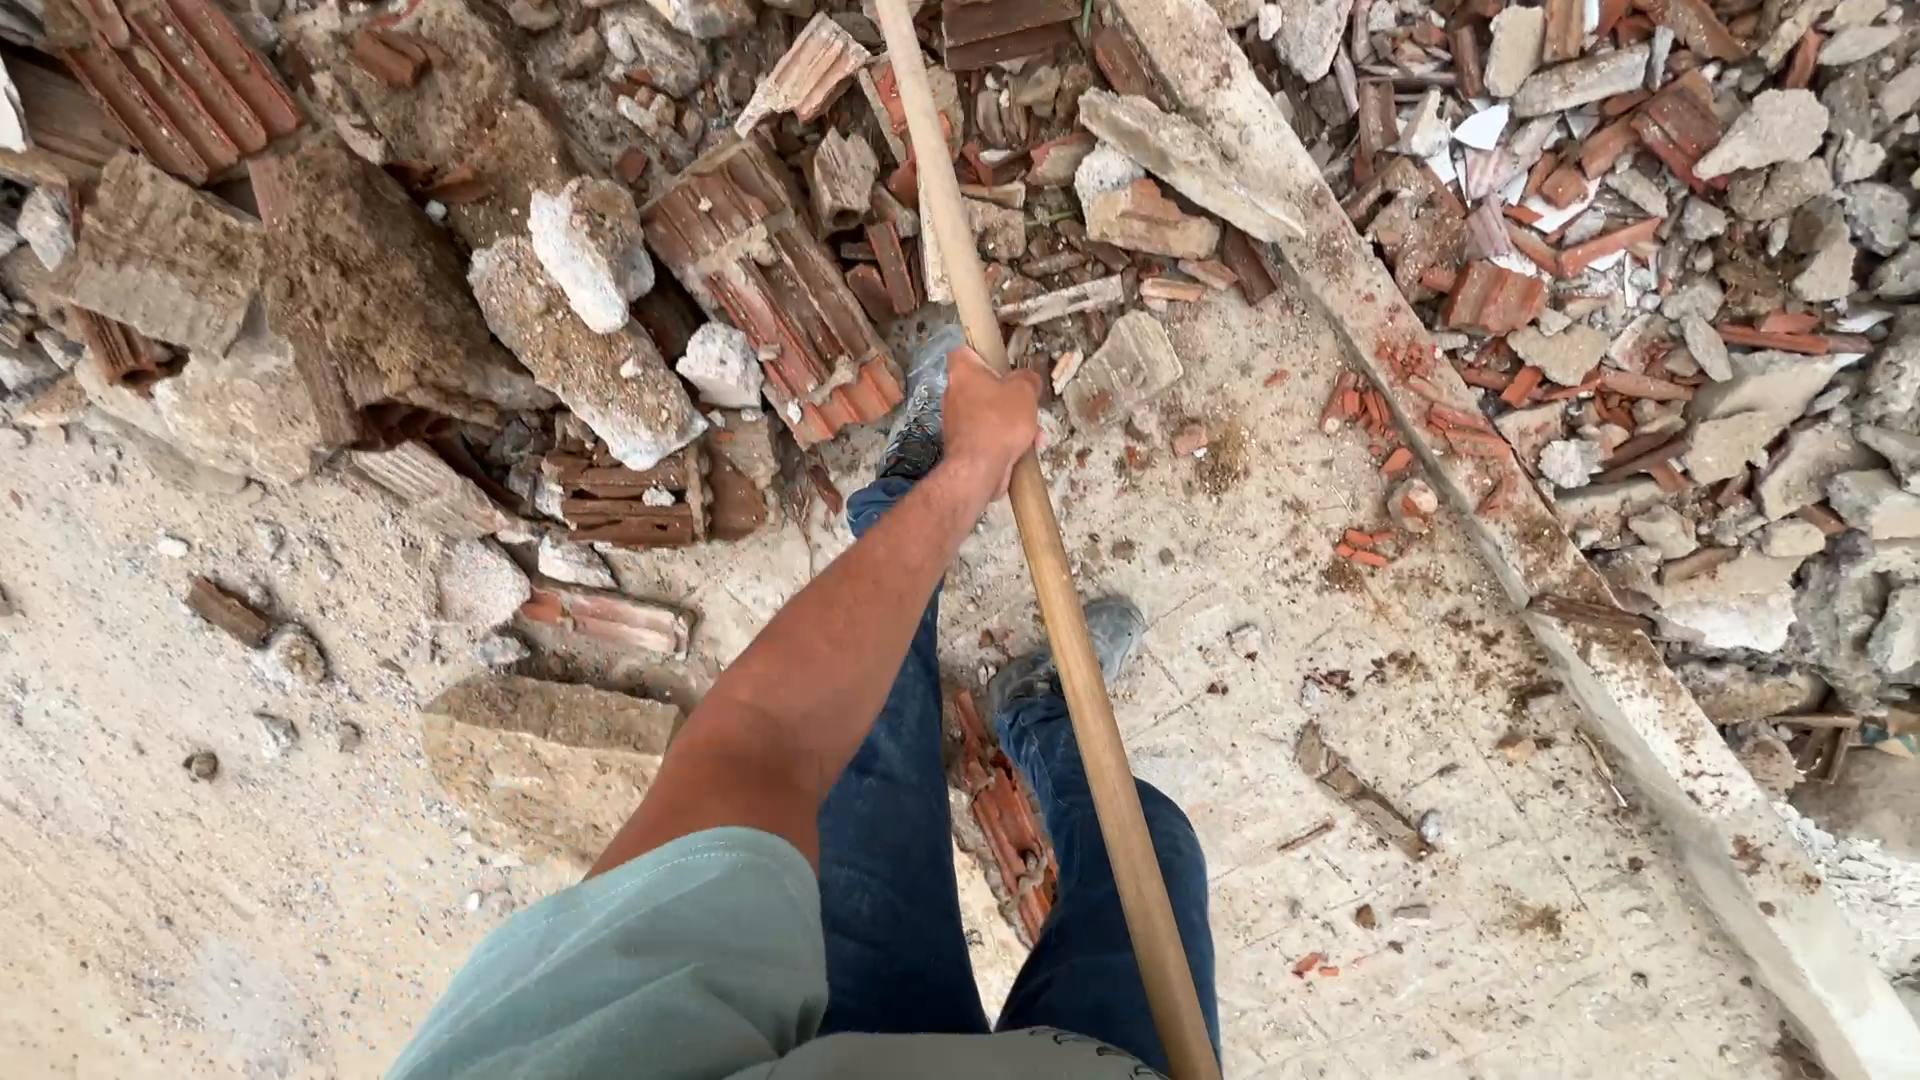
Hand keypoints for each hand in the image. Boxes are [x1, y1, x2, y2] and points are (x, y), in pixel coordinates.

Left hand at [942, 344, 1040, 499]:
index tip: (1000, 362)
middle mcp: (953, 395)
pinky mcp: (963, 445)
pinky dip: (1004, 440)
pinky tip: (1026, 449)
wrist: (980, 469)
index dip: (981, 352)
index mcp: (962, 372)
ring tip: (1034, 433)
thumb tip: (1027, 379)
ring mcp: (956, 422)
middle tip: (1027, 402)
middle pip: (982, 386)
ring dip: (1012, 421)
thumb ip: (1028, 378)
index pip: (963, 351)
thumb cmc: (1000, 420)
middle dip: (1008, 395)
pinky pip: (988, 434)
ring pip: (989, 413)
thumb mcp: (1025, 391)